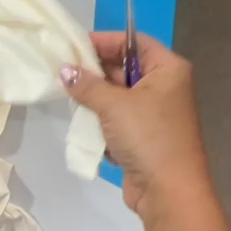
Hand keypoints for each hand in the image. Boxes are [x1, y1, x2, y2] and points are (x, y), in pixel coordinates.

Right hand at [60, 33, 208, 217]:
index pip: (134, 42)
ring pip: (117, 96)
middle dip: (95, 71)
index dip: (105, 40)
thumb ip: (88, 86)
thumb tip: (65, 71)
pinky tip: (79, 121)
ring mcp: (152, 114)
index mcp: (167, 69)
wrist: (167, 189)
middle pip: (124, 69)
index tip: (74, 45)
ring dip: (94, 98)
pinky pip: (115, 120)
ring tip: (66, 95)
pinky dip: (99, 120)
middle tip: (63, 71)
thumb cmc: (148, 137)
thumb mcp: (115, 106)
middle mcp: (163, 87)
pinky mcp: (140, 137)